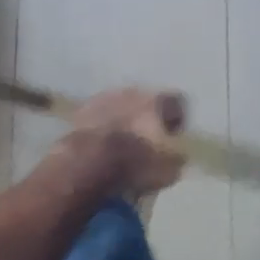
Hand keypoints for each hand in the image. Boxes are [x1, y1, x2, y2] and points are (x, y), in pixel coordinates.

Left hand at [59, 87, 187, 196]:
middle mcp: (132, 90)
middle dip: (148, 119)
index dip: (178, 120)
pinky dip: (103, 128)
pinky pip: (99, 116)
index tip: (174, 138)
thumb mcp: (170, 169)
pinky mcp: (81, 110)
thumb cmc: (135, 162)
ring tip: (122, 145)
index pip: (177, 101)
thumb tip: (176, 154)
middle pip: (146, 101)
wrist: (88, 161)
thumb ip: (178, 157)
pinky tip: (101, 146)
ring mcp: (104, 97)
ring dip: (124, 121)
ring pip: (121, 106)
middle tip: (147, 142)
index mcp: (157, 100)